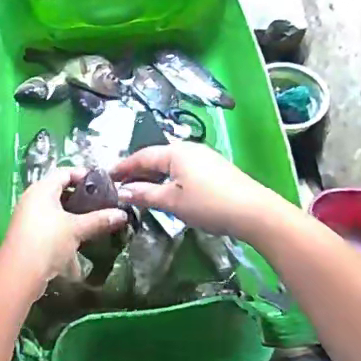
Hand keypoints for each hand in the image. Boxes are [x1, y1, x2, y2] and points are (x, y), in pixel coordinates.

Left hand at [0, 167, 128, 284]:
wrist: (19, 274)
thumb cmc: (48, 241)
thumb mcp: (77, 229)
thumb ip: (99, 220)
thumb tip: (122, 214)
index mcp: (42, 189)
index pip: (65, 172)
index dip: (84, 175)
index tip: (103, 184)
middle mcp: (32, 199)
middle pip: (60, 191)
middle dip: (81, 198)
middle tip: (102, 204)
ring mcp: (28, 217)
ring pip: (56, 209)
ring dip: (74, 215)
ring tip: (94, 221)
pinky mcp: (29, 234)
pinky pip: (50, 225)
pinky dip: (65, 228)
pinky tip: (79, 239)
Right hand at [111, 144, 295, 241]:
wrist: (254, 211)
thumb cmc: (208, 204)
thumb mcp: (172, 201)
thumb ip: (145, 194)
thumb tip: (122, 191)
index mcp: (175, 152)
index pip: (141, 156)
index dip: (123, 167)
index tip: (107, 177)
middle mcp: (189, 148)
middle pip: (156, 157)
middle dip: (137, 170)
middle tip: (120, 184)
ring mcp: (204, 157)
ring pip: (171, 163)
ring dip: (154, 175)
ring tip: (140, 190)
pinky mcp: (215, 169)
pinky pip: (184, 169)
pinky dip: (169, 178)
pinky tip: (167, 191)